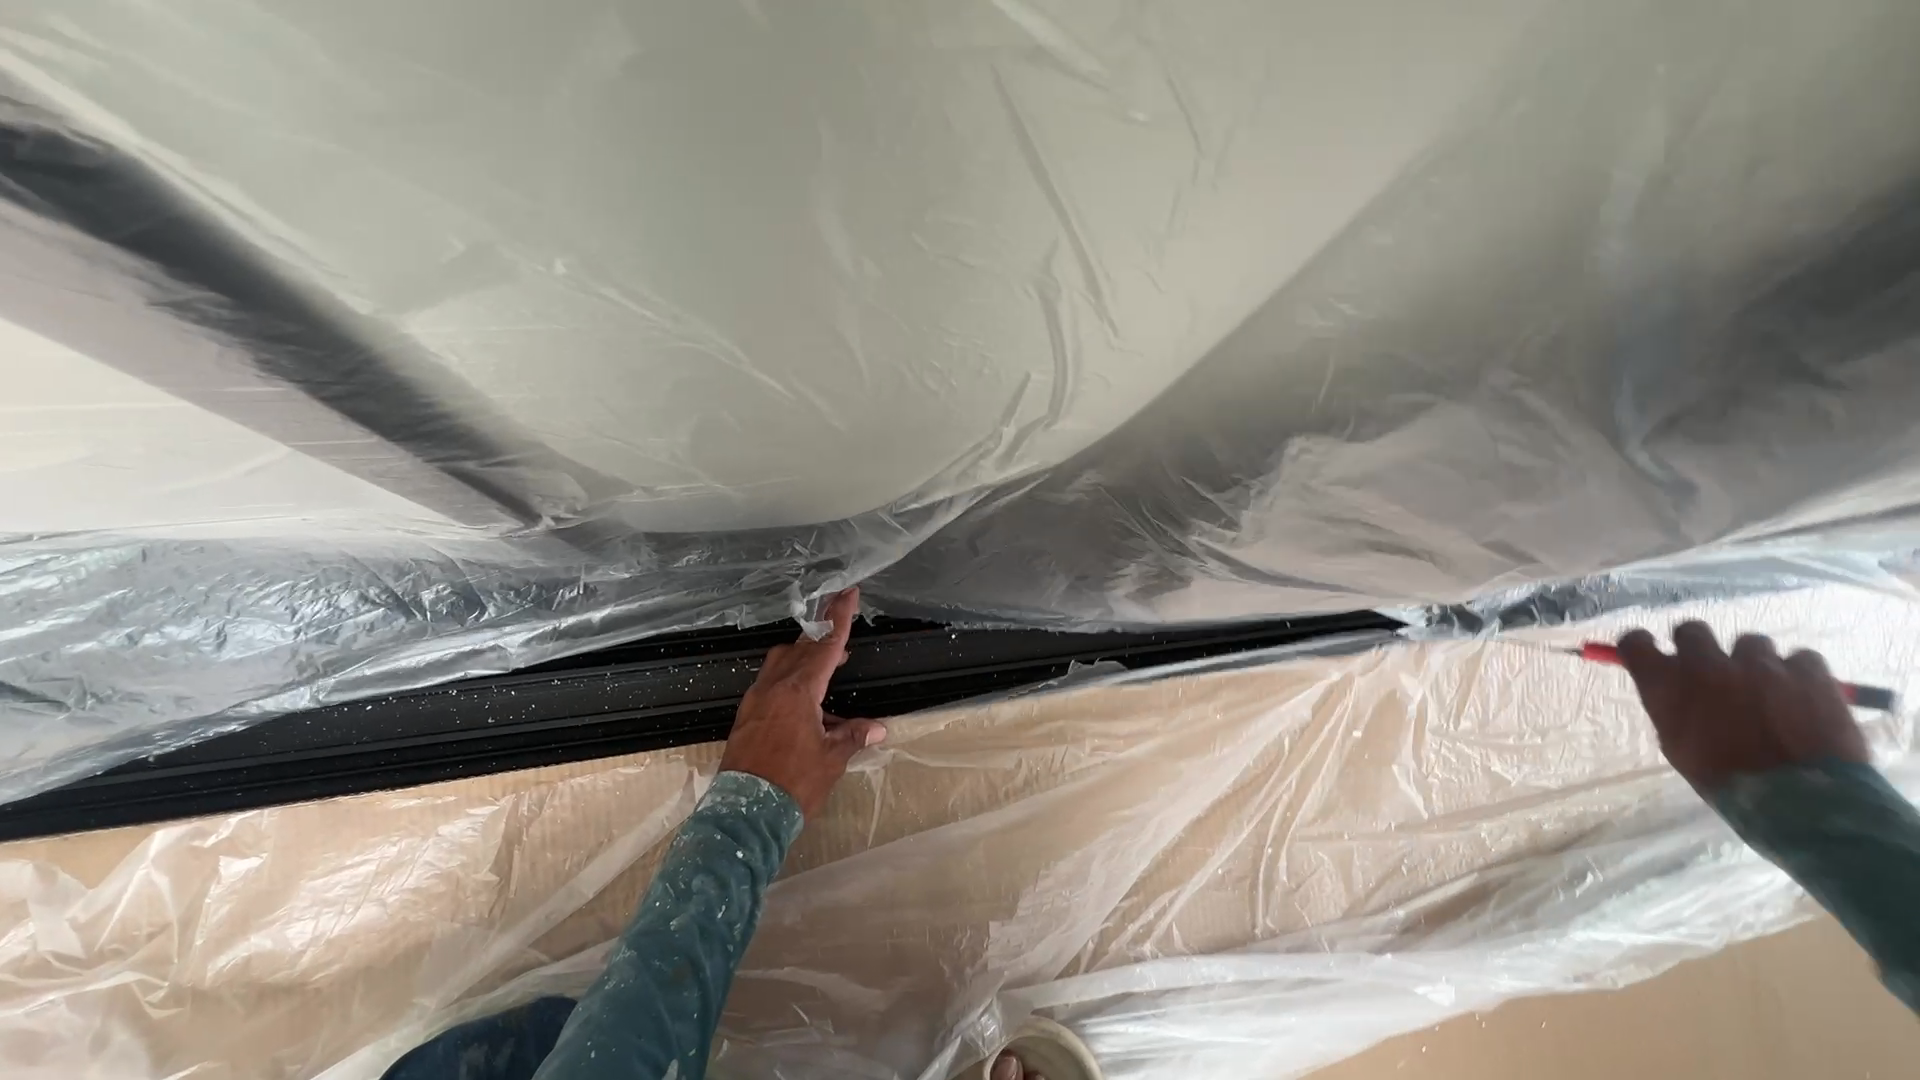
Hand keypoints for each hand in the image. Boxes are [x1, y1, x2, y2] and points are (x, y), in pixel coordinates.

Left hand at [718, 587, 886, 817]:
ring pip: (781, 663)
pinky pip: (770, 685)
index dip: (839, 618)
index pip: (825, 646)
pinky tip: (806, 705)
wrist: (746, 813)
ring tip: (828, 671)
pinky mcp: (746, 716)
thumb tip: (876, 728)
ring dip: (804, 659)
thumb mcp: (831, 759)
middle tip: (843, 636)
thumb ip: (852, 736)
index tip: (847, 592)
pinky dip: (790, 681)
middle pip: (800, 649)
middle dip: (823, 639)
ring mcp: (755, 701)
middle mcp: (773, 688)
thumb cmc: (793, 784)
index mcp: (798, 691)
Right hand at [1616, 622, 1868, 791]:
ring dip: (1752, 660)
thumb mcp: (1674, 741)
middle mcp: (1705, 663)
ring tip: (1766, 686)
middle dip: (1698, 645)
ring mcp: (1759, 663)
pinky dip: (1798, 672)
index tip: (1651, 653)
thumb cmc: (1722, 776)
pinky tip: (1802, 694)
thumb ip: (1670, 704)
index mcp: (1664, 682)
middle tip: (1711, 668)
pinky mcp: (1807, 670)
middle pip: (1692, 629)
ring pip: (1750, 642)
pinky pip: (1799, 657)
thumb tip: (1673, 687)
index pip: (1634, 640)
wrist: (1798, 795)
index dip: (1641, 644)